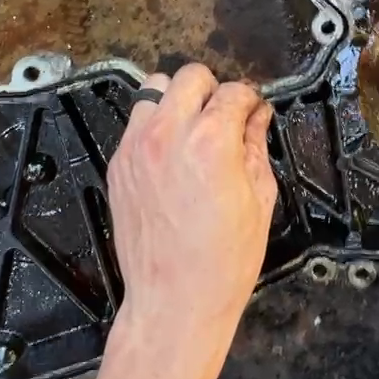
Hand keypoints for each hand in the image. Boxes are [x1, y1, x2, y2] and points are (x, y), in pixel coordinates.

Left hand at [107, 65, 276, 342]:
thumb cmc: (224, 260)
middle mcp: (168, 134)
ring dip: (177, 102)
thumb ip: (256, 146)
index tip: (253, 110)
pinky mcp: (118, 165)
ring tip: (192, 132)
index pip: (233, 91)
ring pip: (154, 90)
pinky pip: (136, 123)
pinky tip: (171, 156)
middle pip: (190, 77)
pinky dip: (155, 127)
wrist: (174, 302)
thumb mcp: (260, 198)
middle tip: (224, 118)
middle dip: (213, 91)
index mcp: (211, 141)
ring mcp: (136, 148)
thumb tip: (258, 117)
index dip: (249, 99)